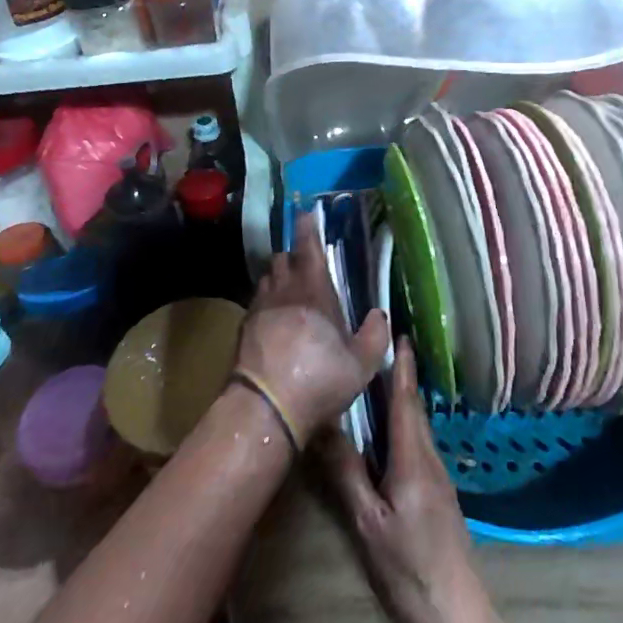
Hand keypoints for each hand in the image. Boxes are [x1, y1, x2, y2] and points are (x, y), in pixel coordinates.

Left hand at [237, 213, 388, 443]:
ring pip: (267, 279)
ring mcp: (259, 309)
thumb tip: (379, 315)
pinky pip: (256, 303)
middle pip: (283, 260)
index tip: (306, 214)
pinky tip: (273, 318)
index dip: (308, 229)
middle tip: (304, 260)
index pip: (308, 249)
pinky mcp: (243, 329)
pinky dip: (266, 302)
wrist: (264, 408)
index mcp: (313, 292)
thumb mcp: (361, 365)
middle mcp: (283, 292)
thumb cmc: (319, 380)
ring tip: (288, 287)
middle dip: (293, 255)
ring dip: (278, 277)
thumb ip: (375, 337)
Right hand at [319, 339, 528, 622]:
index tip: (400, 336)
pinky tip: (389, 433)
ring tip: (380, 382)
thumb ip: (348, 474)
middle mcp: (430, 460)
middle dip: (402, 378)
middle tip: (381, 350)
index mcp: (413, 460)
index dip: (403, 368)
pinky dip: (405, 425)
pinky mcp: (438, 493)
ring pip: (418, 428)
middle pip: (414, 411)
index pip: (406, 403)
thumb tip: (325, 426)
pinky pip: (419, 445)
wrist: (454, 608)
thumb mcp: (368, 522)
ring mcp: (438, 478)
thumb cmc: (408, 564)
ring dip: (403, 401)